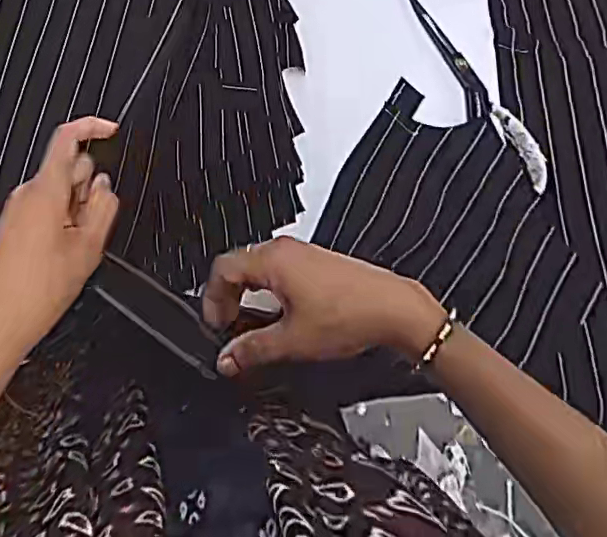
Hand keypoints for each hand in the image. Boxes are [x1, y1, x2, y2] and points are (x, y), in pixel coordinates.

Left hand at [0, 117, 120, 365]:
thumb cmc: (37, 292)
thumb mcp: (87, 249)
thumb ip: (103, 208)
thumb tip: (105, 186)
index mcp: (45, 191)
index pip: (67, 137)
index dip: (92, 126)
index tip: (109, 129)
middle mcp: (27, 193)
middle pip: (68, 167)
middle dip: (86, 188)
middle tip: (88, 227)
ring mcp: (17, 208)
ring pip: (58, 189)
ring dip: (74, 209)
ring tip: (71, 248)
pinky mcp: (13, 223)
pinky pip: (44, 206)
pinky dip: (60, 220)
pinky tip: (58, 254)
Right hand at [202, 237, 447, 376]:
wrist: (394, 308)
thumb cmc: (353, 315)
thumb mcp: (294, 341)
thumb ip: (253, 350)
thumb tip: (228, 358)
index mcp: (272, 259)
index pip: (222, 269)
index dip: (211, 299)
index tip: (216, 325)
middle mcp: (283, 249)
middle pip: (237, 265)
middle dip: (227, 298)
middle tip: (230, 328)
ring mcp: (299, 253)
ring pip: (257, 267)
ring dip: (247, 294)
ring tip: (254, 326)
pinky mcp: (313, 261)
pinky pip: (276, 269)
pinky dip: (267, 290)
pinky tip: (279, 316)